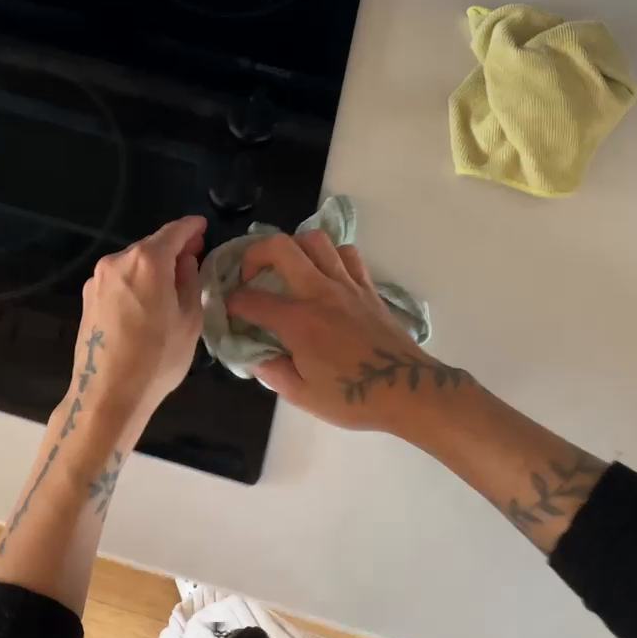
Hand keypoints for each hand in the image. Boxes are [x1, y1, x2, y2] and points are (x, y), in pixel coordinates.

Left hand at [74, 216, 207, 417]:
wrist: (107, 394)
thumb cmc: (157, 358)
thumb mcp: (189, 319)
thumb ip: (190, 281)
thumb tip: (185, 261)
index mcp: (147, 261)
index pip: (174, 232)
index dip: (191, 228)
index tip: (203, 227)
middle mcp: (118, 260)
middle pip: (151, 247)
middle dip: (172, 250)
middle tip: (193, 260)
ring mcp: (98, 279)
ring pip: (133, 264)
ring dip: (152, 268)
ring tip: (170, 287)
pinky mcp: (87, 297)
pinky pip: (119, 280)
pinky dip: (135, 283)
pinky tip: (145, 304)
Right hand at [229, 232, 471, 438]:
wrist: (407, 390)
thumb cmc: (354, 397)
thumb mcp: (303, 396)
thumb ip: (273, 372)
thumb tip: (256, 355)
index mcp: (298, 322)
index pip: (252, 300)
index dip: (232, 302)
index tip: (229, 310)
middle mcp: (319, 293)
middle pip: (280, 247)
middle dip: (255, 254)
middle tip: (251, 274)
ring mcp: (346, 285)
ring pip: (315, 240)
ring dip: (294, 248)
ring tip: (289, 269)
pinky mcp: (367, 287)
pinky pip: (347, 254)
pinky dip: (331, 256)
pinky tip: (326, 274)